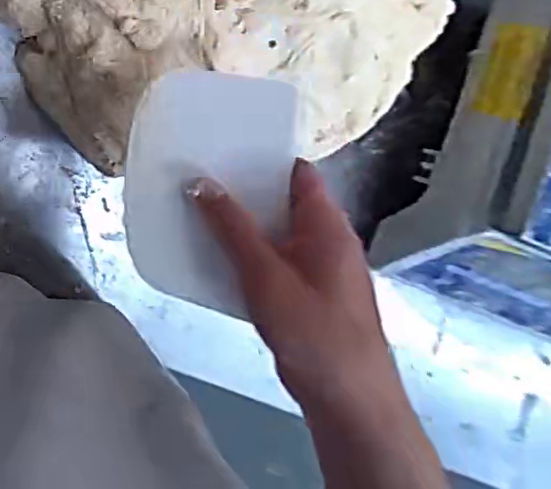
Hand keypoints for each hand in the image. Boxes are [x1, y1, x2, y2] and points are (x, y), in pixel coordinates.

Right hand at [193, 161, 442, 488]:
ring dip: (242, 223)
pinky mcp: (308, 296)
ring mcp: (319, 270)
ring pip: (275, 232)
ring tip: (200, 207)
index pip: (297, 171)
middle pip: (281, 200)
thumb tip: (201, 182)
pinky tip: (216, 254)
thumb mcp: (264, 273)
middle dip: (243, 189)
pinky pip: (273, 259)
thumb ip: (231, 225)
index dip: (263, 155)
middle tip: (201, 174)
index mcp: (328, 225)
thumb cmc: (315, 332)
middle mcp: (327, 241)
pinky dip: (248, 253)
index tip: (224, 143)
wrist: (350, 406)